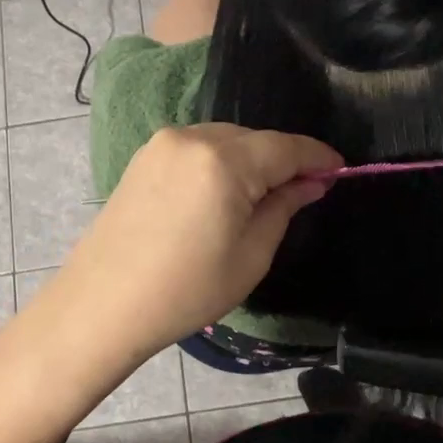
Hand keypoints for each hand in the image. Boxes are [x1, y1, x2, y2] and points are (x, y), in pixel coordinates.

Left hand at [41, 124, 341, 358]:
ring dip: (250, 160)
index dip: (318, 156)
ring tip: (262, 197)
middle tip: (303, 191)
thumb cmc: (186, 290)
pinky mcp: (143, 157)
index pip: (286, 146)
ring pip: (225, 140)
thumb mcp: (251, 255)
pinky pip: (197, 148)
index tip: (340, 170)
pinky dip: (219, 163)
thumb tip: (312, 181)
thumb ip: (284, 207)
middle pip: (255, 139)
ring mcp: (162, 144)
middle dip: (283, 160)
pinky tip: (223, 194)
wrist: (102, 305)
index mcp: (224, 161)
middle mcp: (193, 137)